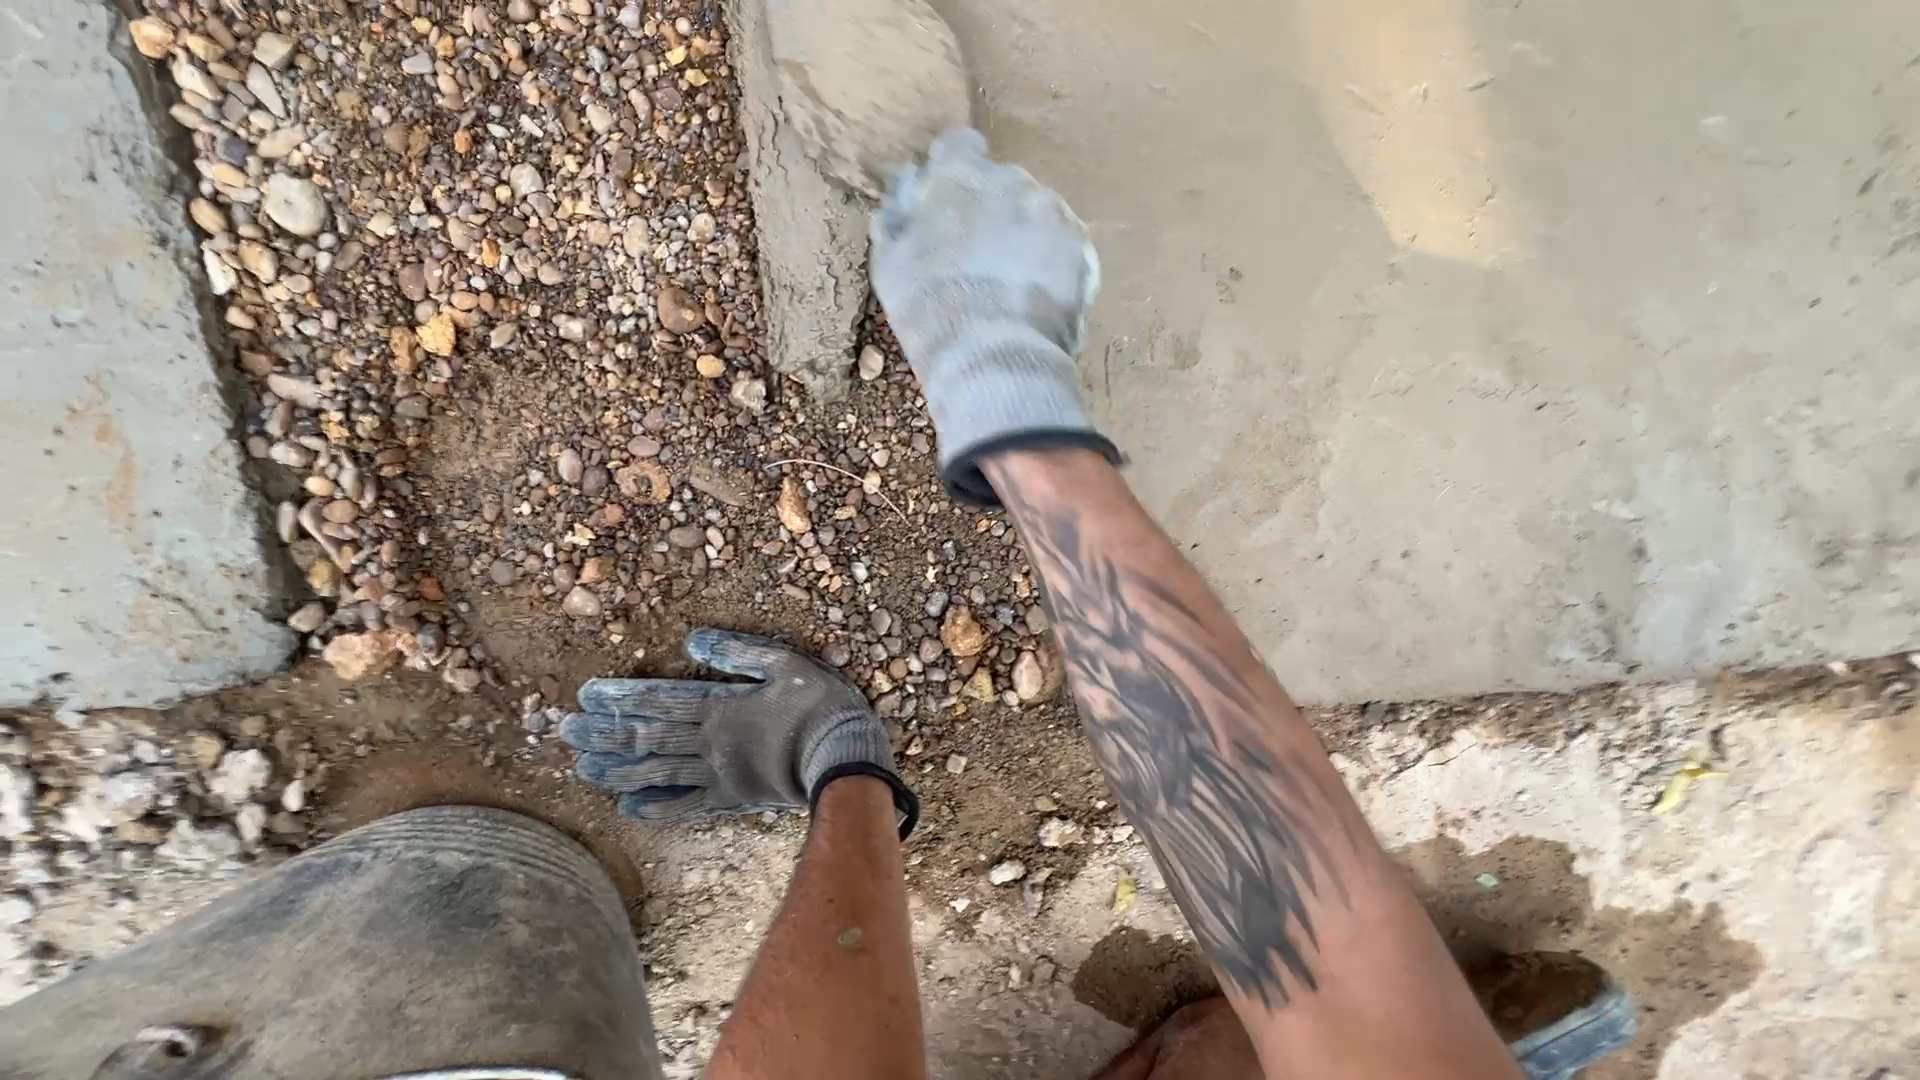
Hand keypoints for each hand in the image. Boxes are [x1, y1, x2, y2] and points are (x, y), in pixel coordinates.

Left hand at [561, 628, 917, 836]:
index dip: (622, 698)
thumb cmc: (819, 704)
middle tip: (566, 732)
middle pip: (647, 737)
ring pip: (656, 772)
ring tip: (583, 768)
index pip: (660, 701)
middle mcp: (709, 742)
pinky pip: (686, 805)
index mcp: (720, 706)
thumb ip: (738, 652)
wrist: (844, 757)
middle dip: (604, 734)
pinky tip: (629, 807)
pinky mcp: (732, 799)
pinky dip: (656, 807)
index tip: (587, 696)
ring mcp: (718, 774)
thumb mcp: (785, 663)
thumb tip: (694, 639)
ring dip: (617, 769)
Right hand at [868, 127, 1118, 504]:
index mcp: (961, 176)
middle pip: (1002, 183)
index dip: (954, 173)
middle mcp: (1013, 180)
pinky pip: (1065, 247)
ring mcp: (1054, 213)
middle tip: (979, 257)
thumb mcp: (893, 268)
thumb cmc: (931, 311)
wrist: (993, 358)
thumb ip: (897, 226)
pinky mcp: (1081, 249)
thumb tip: (896, 207)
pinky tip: (1036, 300)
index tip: (948, 203)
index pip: (959, 146)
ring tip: (1012, 286)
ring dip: (1025, 236)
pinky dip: (1053, 266)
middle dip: (992, 210)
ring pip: (1037, 213)